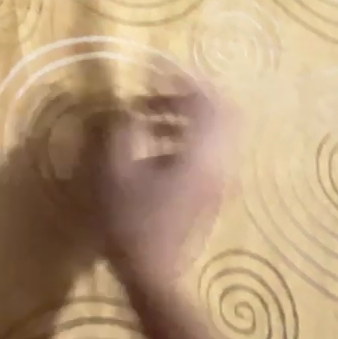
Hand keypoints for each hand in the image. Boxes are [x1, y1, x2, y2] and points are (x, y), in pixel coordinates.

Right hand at [90, 72, 232, 286]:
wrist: (152, 273)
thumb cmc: (129, 219)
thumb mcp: (115, 170)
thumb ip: (124, 130)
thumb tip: (130, 107)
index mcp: (199, 155)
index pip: (206, 101)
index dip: (182, 77)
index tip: (153, 66)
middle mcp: (219, 163)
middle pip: (222, 112)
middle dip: (189, 93)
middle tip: (154, 86)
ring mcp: (218, 178)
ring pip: (213, 130)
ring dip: (182, 114)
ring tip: (143, 114)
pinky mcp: (210, 190)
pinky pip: (206, 148)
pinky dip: (182, 133)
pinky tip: (149, 142)